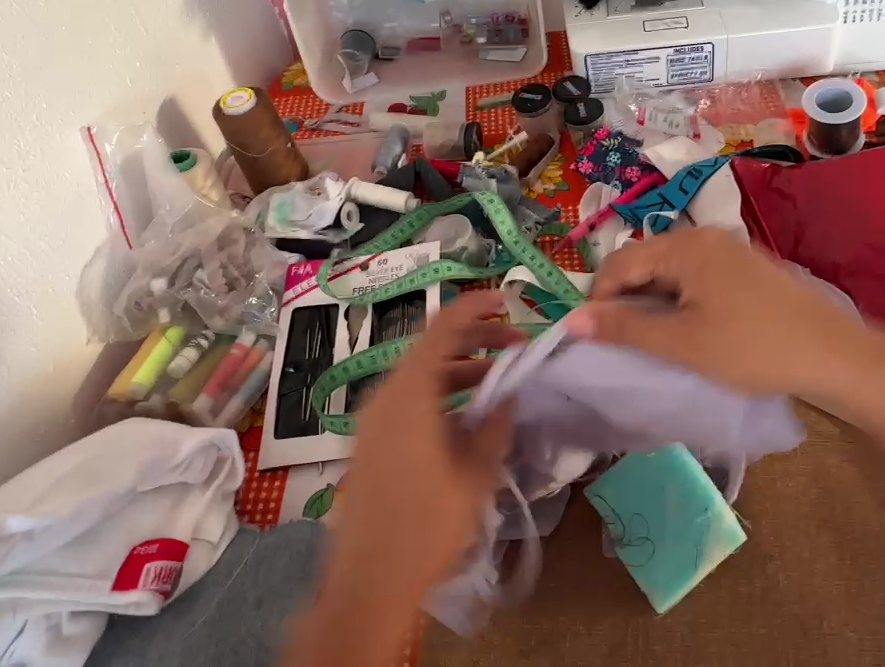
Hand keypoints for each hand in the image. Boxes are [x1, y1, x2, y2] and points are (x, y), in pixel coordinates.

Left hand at [291, 293, 520, 663]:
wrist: (367, 583)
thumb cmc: (427, 525)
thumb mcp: (476, 473)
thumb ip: (496, 424)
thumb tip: (509, 394)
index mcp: (410, 391)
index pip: (444, 327)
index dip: (477, 306)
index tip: (510, 300)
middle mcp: (386, 394)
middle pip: (433, 347)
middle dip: (477, 339)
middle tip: (517, 344)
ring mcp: (373, 418)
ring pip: (422, 374)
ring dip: (461, 369)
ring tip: (500, 381)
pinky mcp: (371, 440)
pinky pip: (409, 398)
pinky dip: (441, 393)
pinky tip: (469, 415)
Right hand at [577, 227, 872, 399]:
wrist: (831, 353)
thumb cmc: (751, 347)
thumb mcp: (681, 343)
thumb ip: (625, 329)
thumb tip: (572, 320)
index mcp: (684, 246)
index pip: (619, 262)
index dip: (599, 298)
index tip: (593, 337)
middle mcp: (703, 236)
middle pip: (643, 260)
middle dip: (625, 298)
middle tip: (622, 341)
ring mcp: (726, 248)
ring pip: (668, 269)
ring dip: (651, 300)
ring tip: (652, 339)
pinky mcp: (742, 266)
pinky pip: (693, 274)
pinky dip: (677, 298)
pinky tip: (685, 328)